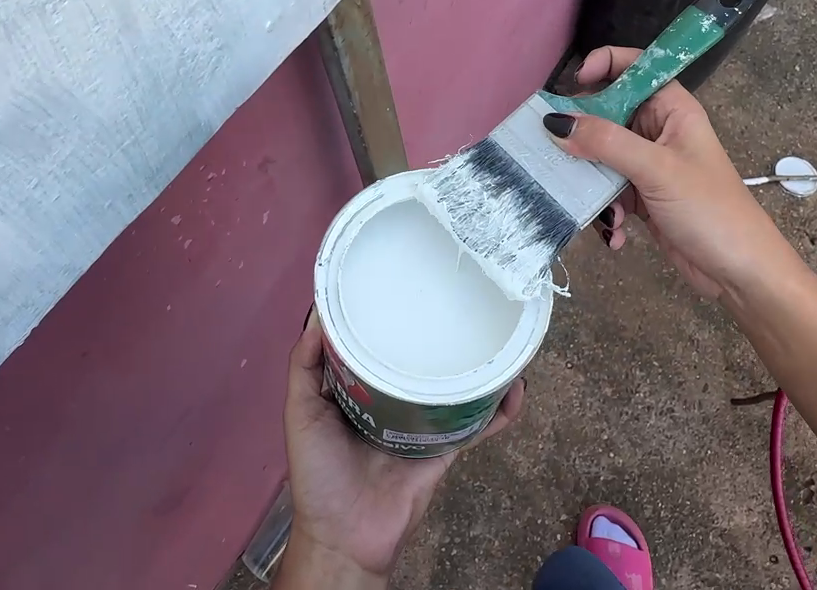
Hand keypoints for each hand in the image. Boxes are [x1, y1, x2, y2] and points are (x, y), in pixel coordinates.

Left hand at [277, 311, 525, 586]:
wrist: (346, 536)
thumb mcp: (301, 412)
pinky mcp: (445, 445)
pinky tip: (515, 387)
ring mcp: (424, 421)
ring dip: (479, 363)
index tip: (405, 280)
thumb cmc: (319, 472)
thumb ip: (304, 367)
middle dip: (442, 331)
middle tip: (461, 297)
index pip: (379, 341)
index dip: (391, 313)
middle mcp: (395, 397)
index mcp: (362, 386)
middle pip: (423, 357)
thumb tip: (318, 313)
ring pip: (455, 384)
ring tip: (498, 333)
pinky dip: (499, 409)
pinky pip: (477, 424)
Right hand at [554, 45, 793, 296]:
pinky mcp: (641, 197)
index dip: (604, 65)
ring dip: (592, 181)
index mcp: (672, 109)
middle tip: (556, 150)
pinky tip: (616, 233)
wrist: (740, 273)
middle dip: (583, 134)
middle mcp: (658, 131)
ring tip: (594, 205)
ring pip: (601, 155)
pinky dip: (606, 210)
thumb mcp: (656, 170)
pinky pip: (607, 190)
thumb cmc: (710, 210)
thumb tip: (555, 122)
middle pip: (607, 113)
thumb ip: (606, 142)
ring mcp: (648, 165)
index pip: (635, 67)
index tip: (574, 84)